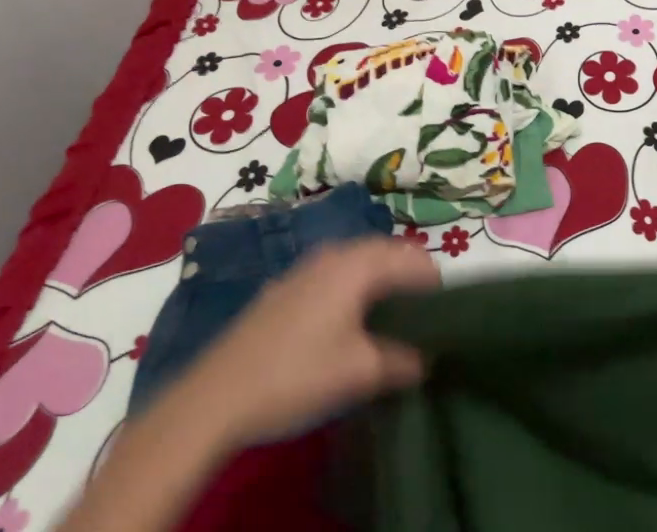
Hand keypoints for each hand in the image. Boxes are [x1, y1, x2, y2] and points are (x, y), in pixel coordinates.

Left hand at [168, 237, 439, 444]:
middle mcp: (333, 255)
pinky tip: (346, 331)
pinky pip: (334, 280)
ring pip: (359, 267)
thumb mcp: (362, 372)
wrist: (211, 401)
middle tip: (421, 322)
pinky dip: (352, 295)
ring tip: (387, 327)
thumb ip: (405, 360)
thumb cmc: (297, 375)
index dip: (437, 285)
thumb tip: (428, 357)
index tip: (445, 318)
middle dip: (409, 283)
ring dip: (380, 288)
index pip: (416, 259)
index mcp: (358, 264)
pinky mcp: (282, 291)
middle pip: (388, 255)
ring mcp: (303, 270)